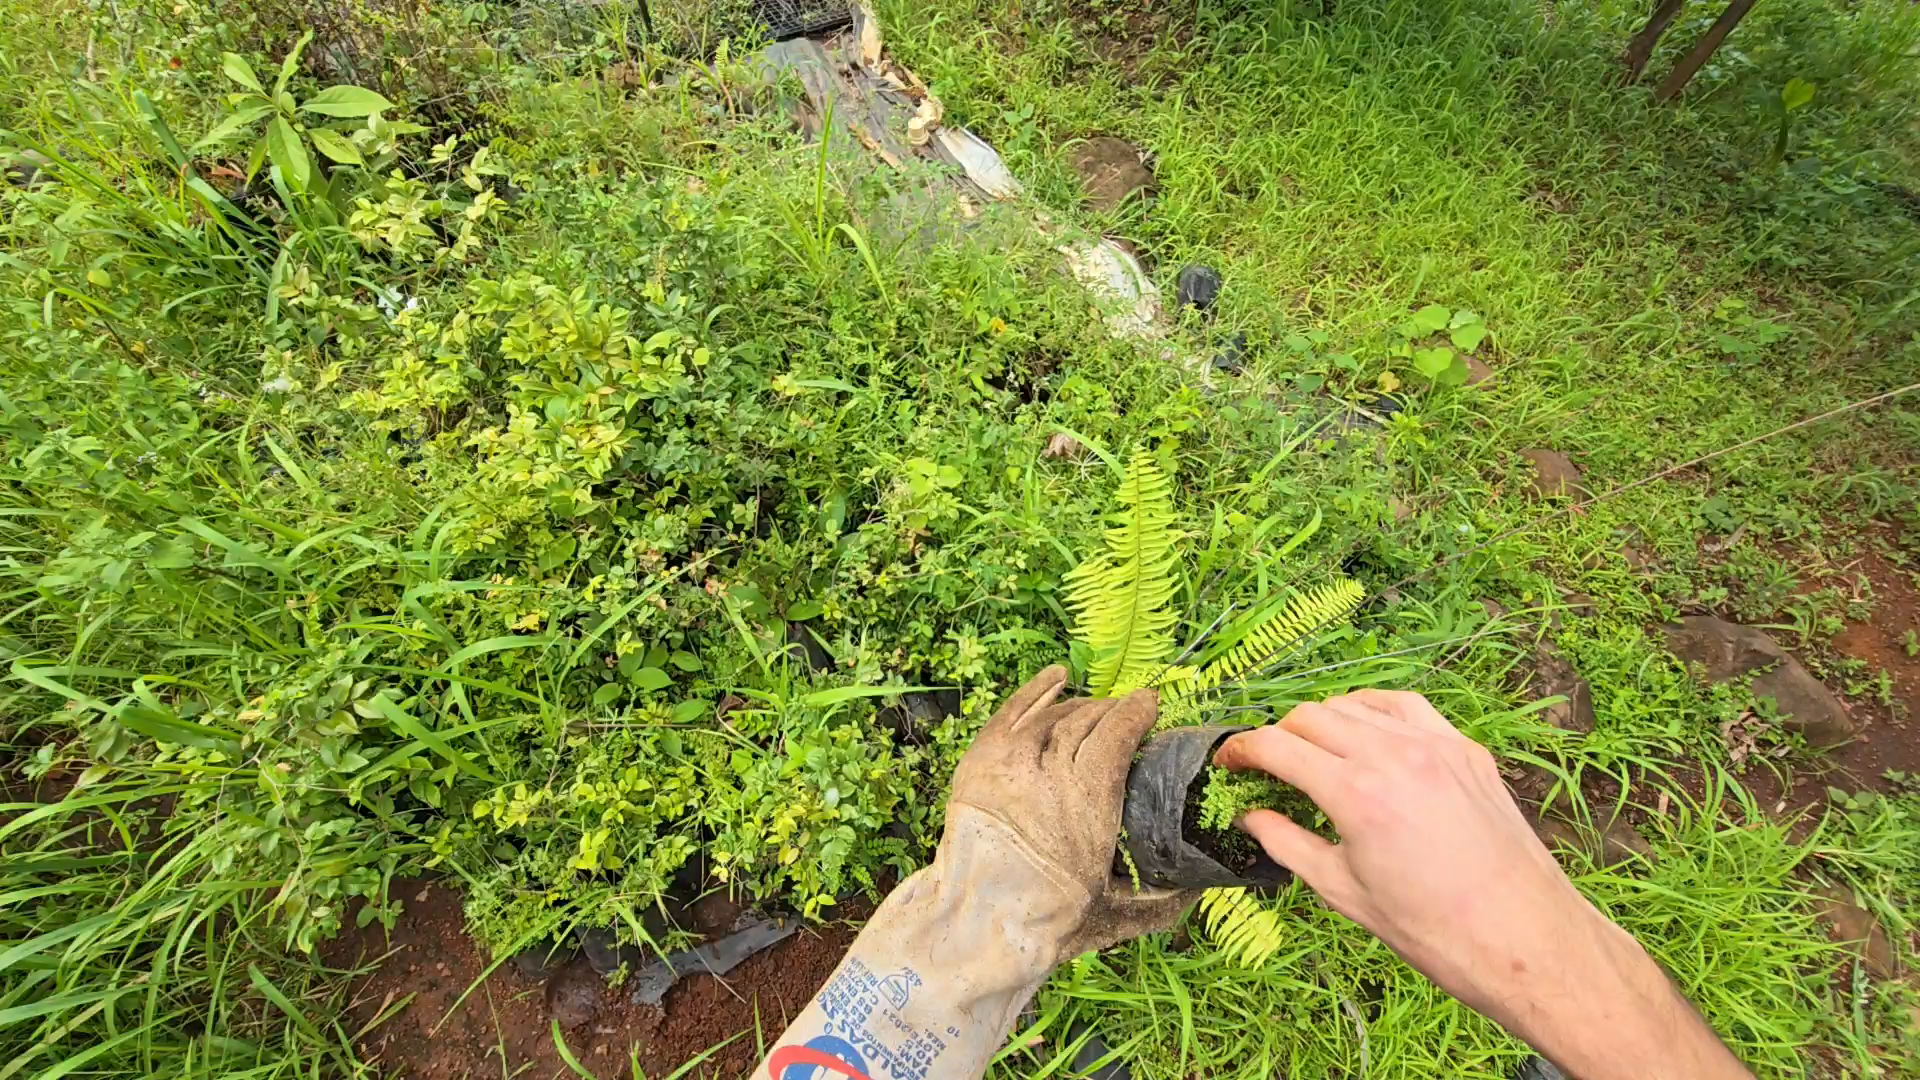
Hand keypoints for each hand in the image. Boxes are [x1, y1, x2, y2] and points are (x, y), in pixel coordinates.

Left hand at [946, 665, 1198, 957]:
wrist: (975, 924)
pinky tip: (1058, 675)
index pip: (1116, 734)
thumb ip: (1164, 901)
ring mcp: (1010, 760)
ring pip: (1053, 714)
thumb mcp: (1115, 915)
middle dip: (1112, 710)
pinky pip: (1014, 710)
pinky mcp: (981, 758)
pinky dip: (1037, 690)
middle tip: (1128, 711)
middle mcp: (1049, 770)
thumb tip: (1201, 886)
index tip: (1152, 703)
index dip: (1136, 713)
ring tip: (1098, 707)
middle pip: (1086, 720)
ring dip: (1081, 705)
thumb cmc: (1047, 923)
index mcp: (1088, 800)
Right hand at [1215, 690, 1751, 1079]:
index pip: (1273, 746)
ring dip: (1321, 721)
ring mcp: (1433, 745)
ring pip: (1351, 703)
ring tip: (1315, 751)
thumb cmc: (1434, 932)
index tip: (1227, 760)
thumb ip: (1284, 842)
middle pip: (1307, 716)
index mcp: (1354, 794)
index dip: (1239, 749)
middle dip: (1277, 736)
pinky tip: (1365, 729)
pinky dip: (1372, 709)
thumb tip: (1248, 815)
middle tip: (1270, 766)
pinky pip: (1403, 705)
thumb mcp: (1342, 892)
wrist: (1535, 947)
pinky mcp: (1465, 749)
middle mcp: (1390, 755)